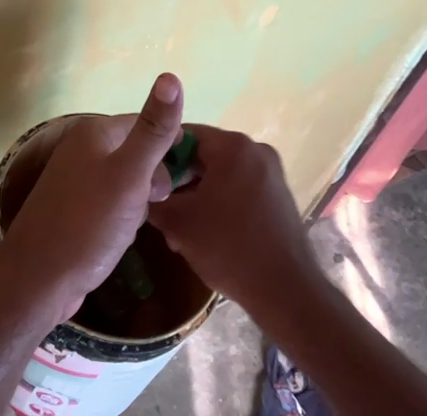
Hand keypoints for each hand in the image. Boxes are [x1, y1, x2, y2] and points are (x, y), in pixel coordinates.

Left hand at [0, 73, 183, 324]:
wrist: (39, 278)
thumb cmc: (89, 223)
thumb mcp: (130, 175)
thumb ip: (153, 130)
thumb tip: (171, 76)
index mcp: (94, 133)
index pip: (145, 124)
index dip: (169, 148)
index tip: (187, 178)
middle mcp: (81, 149)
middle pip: (136, 153)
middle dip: (153, 180)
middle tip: (156, 205)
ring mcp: (74, 180)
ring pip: (126, 181)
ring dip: (139, 202)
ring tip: (135, 224)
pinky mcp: (72, 209)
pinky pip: (110, 202)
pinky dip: (122, 217)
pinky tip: (120, 237)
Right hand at [145, 125, 315, 311]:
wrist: (286, 292)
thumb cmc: (228, 248)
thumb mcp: (177, 222)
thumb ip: (152, 198)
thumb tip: (140, 190)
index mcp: (233, 146)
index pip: (183, 134)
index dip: (159, 155)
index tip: (145, 180)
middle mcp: (256, 150)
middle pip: (203, 155)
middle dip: (179, 181)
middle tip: (161, 209)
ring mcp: (272, 173)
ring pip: (221, 174)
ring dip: (198, 195)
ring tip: (181, 229)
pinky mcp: (280, 196)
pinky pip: (240, 188)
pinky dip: (220, 202)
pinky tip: (207, 232)